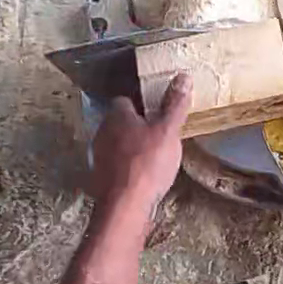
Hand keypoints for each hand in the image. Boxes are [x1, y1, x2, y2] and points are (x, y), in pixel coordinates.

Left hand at [89, 73, 191, 224]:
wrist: (125, 206)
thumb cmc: (147, 164)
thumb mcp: (168, 131)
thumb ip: (175, 104)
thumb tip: (183, 77)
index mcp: (116, 116)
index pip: (126, 100)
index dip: (142, 103)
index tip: (158, 110)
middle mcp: (102, 132)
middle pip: (121, 123)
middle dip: (138, 126)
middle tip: (161, 134)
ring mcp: (99, 156)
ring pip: (118, 145)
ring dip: (133, 148)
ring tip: (155, 156)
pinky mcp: (101, 178)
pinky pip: (117, 166)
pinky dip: (129, 167)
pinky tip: (144, 176)